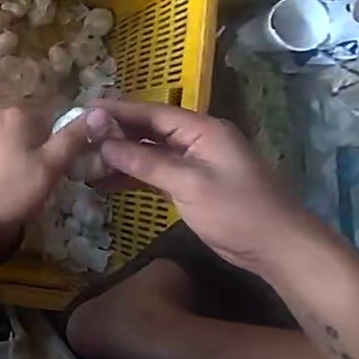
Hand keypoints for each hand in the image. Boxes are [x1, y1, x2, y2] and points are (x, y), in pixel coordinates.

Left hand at [0, 106, 107, 269]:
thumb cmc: (5, 190)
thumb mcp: (48, 167)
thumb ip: (74, 140)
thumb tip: (102, 112)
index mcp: (18, 113)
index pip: (59, 120)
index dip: (69, 146)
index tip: (71, 171)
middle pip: (37, 133)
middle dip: (46, 157)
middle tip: (47, 185)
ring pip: (18, 147)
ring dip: (26, 166)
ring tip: (25, 193)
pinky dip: (7, 172)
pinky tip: (5, 192)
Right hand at [92, 99, 336, 275]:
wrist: (279, 249)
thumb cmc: (239, 212)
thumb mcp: (189, 184)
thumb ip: (145, 163)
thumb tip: (104, 143)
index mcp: (202, 130)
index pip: (152, 112)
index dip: (118, 110)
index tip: (85, 109)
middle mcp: (196, 140)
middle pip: (148, 129)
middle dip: (114, 132)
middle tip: (79, 134)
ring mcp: (194, 162)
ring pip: (148, 151)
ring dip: (120, 155)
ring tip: (85, 159)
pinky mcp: (191, 183)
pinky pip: (154, 171)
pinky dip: (132, 174)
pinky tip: (106, 181)